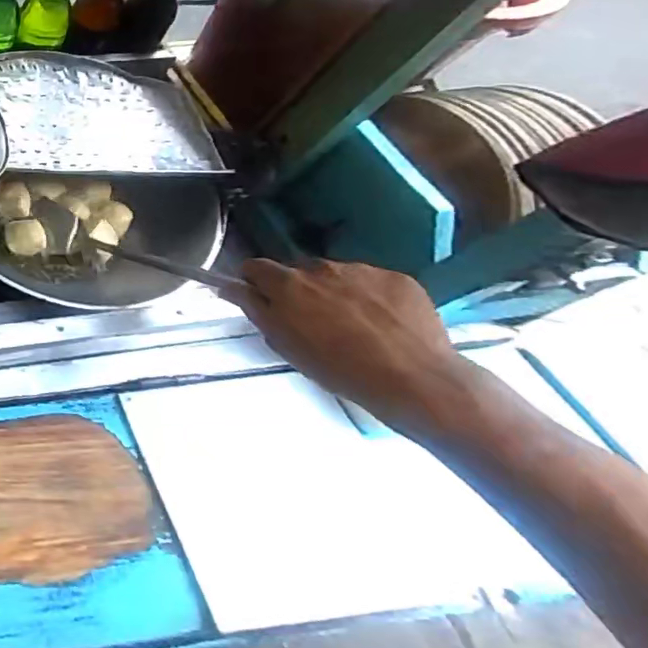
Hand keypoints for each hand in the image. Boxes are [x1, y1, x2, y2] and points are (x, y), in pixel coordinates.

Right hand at [227, 259, 478, 437]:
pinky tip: (381, 324)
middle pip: (297, 271)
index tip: (260, 300)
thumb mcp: (283, 343)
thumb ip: (254, 309)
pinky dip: (369, 296)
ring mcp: (363, 270)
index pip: (255, 267)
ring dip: (334, 292)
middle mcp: (321, 267)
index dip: (253, 282)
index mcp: (287, 284)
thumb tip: (231, 287)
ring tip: (351, 325)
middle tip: (309, 320)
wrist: (416, 380)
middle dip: (298, 289)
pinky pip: (372, 282)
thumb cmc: (337, 367)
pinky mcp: (398, 278)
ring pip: (336, 275)